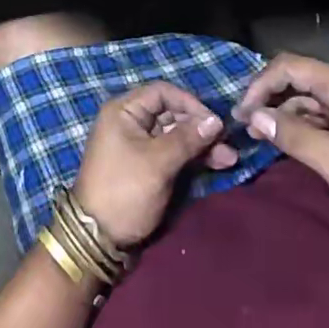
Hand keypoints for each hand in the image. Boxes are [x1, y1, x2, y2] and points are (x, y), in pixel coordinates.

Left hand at [72, 82, 239, 248]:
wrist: (99, 235)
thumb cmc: (125, 190)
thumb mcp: (157, 163)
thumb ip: (186, 138)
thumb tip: (216, 120)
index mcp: (123, 111)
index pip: (161, 92)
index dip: (189, 103)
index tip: (214, 122)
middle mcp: (129, 122)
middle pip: (171, 113)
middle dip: (200, 127)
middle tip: (227, 144)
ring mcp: (138, 144)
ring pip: (175, 134)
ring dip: (201, 144)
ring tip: (229, 159)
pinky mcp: (147, 164)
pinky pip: (173, 152)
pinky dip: (193, 157)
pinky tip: (217, 164)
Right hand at [233, 54, 328, 254]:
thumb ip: (293, 135)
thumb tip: (254, 116)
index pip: (288, 66)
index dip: (259, 85)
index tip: (243, 117)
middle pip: (302, 82)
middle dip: (272, 103)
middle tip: (253, 134)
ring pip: (317, 104)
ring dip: (292, 120)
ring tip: (273, 146)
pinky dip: (314, 132)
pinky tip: (306, 154)